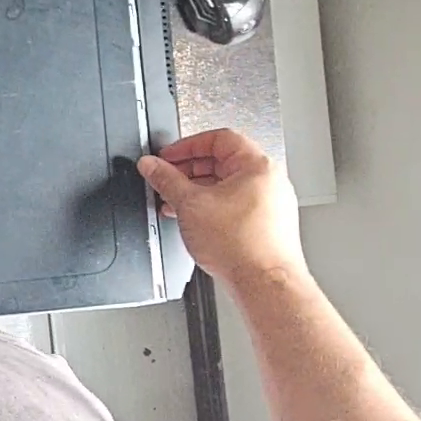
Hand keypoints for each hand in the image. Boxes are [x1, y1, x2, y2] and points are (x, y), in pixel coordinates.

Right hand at [136, 129, 306, 286]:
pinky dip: (208, 204)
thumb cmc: (242, 245)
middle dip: (187, 169)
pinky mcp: (264, 222)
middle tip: (165, 178)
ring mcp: (269, 202)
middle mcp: (269, 181)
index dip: (187, 145)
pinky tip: (190, 218)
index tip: (167, 156)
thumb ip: (165, 179)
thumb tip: (151, 165)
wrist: (263, 281)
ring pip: (225, 183)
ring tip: (172, 202)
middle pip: (221, 160)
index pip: (219, 138)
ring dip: (194, 189)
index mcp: (257, 167)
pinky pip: (231, 202)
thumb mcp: (189, 204)